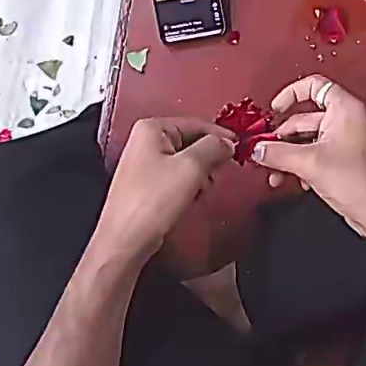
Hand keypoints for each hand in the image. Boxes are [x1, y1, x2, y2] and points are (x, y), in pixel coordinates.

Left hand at [94, 117, 234, 260]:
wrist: (126, 241)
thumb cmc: (153, 201)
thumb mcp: (191, 167)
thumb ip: (214, 147)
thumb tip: (228, 142)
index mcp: (152, 129)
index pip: (196, 124)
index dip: (220, 135)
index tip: (240, 147)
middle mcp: (145, 142)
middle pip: (192, 141)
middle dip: (208, 158)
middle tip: (217, 174)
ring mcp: (145, 164)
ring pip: (187, 161)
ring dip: (200, 175)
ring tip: (200, 190)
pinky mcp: (148, 184)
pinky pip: (178, 177)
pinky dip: (189, 186)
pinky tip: (191, 198)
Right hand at [252, 75, 365, 234]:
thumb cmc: (358, 182)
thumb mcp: (310, 164)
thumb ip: (278, 153)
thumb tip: (258, 148)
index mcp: (343, 109)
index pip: (313, 86)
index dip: (290, 94)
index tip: (274, 110)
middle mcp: (345, 119)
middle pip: (304, 117)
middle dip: (282, 137)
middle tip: (265, 151)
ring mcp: (344, 139)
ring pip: (306, 138)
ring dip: (288, 154)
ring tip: (275, 172)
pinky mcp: (342, 158)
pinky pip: (314, 153)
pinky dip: (301, 164)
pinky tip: (294, 181)